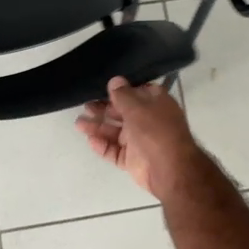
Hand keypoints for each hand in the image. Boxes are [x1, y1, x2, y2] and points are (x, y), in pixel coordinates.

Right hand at [76, 77, 206, 200]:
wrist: (168, 169)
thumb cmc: (155, 131)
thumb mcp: (138, 107)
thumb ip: (123, 94)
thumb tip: (115, 80)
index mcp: (155, 104)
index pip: (137, 93)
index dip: (120, 90)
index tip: (102, 88)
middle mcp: (148, 121)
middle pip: (122, 113)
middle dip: (103, 110)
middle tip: (86, 106)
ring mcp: (139, 141)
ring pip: (115, 132)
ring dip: (98, 127)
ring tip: (79, 124)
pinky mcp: (132, 159)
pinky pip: (115, 151)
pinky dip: (103, 146)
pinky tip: (91, 141)